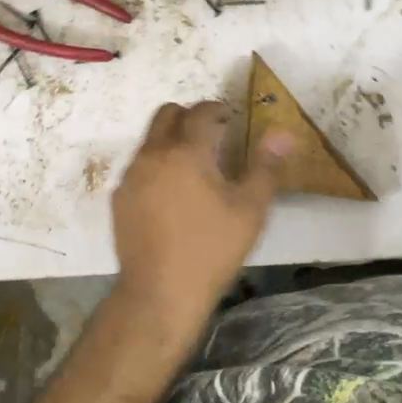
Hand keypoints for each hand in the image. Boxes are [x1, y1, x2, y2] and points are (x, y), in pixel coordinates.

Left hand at [110, 102, 292, 318]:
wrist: (159, 293)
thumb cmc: (211, 251)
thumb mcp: (249, 211)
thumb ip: (265, 167)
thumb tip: (282, 133)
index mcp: (186, 152)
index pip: (200, 111)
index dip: (217, 109)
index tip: (230, 119)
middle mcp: (152, 155)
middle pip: (166, 115)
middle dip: (189, 117)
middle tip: (212, 136)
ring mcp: (131, 176)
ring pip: (150, 140)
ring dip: (171, 140)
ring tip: (194, 168)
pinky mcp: (119, 198)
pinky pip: (138, 167)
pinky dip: (156, 166)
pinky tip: (171, 195)